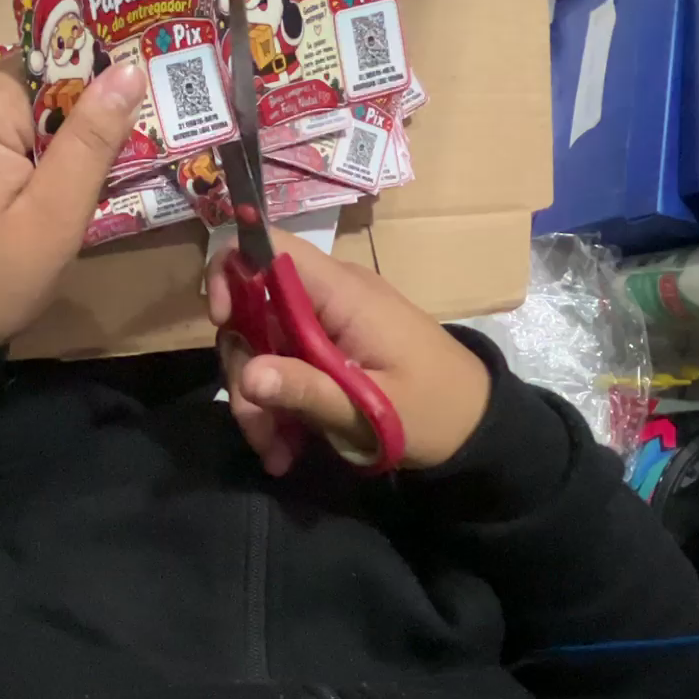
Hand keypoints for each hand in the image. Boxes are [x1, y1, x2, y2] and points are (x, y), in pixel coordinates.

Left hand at [0, 57, 146, 367]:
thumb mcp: (53, 218)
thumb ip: (92, 141)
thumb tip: (131, 69)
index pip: (63, 68)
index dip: (102, 103)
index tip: (130, 143)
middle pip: (42, 88)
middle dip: (79, 130)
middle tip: (108, 179)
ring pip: (23, 112)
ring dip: (55, 149)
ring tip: (73, 197)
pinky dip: (27, 159)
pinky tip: (36, 200)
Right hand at [207, 232, 490, 474]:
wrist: (477, 426)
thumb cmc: (434, 411)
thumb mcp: (369, 411)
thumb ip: (307, 391)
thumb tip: (246, 376)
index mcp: (342, 293)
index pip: (271, 246)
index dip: (233, 269)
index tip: (222, 319)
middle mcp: (327, 297)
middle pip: (253, 309)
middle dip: (245, 369)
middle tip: (258, 428)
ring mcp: (325, 322)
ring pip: (261, 344)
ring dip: (259, 399)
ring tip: (276, 452)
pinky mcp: (326, 347)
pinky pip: (283, 363)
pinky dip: (277, 403)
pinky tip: (286, 447)